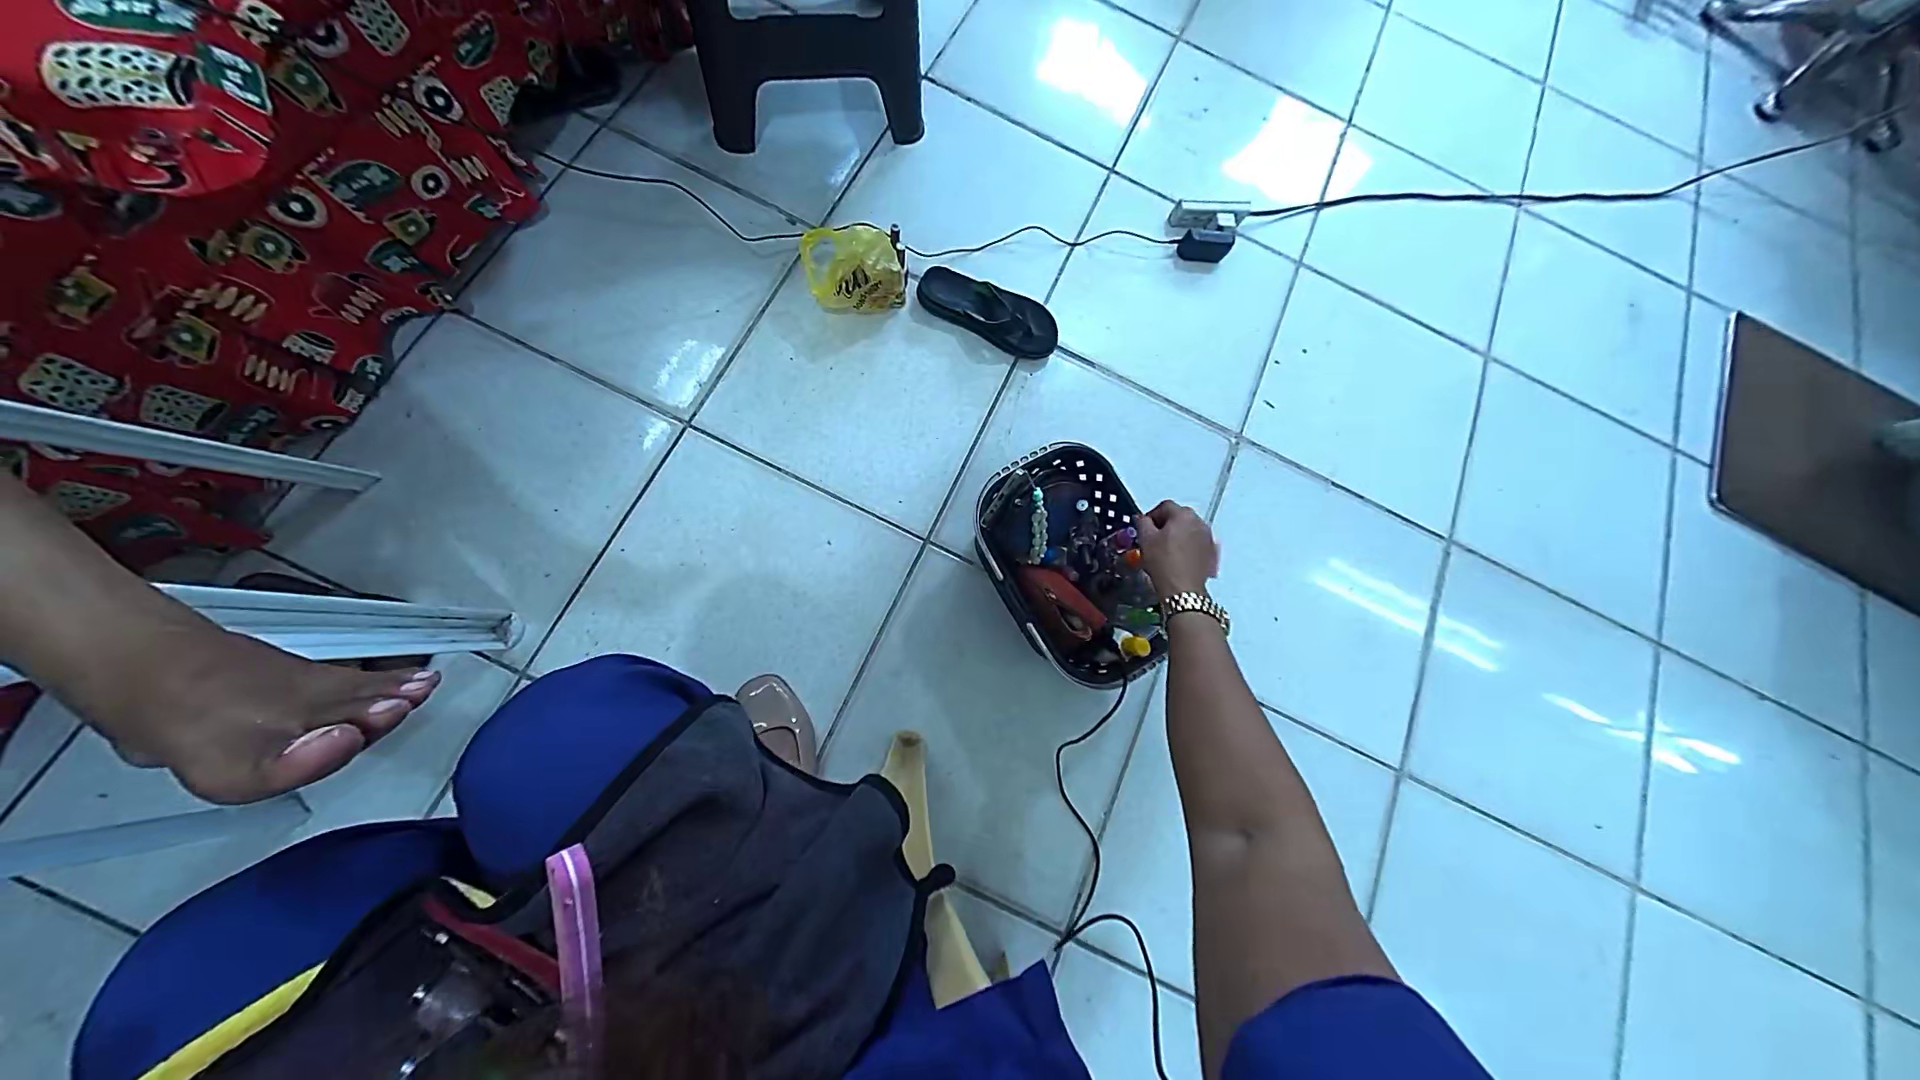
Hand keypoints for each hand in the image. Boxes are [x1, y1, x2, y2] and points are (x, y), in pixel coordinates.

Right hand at [1134, 500, 1218, 600]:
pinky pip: (1197, 544)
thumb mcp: (1145, 539)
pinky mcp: (1212, 553)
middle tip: (1153, 538)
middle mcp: (1200, 522)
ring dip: (1178, 535)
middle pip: (1179, 516)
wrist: (1183, 589)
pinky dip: (1188, 547)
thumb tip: (1142, 519)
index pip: (1165, 506)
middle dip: (1166, 524)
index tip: (1144, 528)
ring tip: (1166, 550)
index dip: (1152, 515)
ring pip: (1190, 530)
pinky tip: (1178, 559)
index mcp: (1183, 515)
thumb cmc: (1163, 562)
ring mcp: (1208, 538)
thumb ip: (1142, 522)